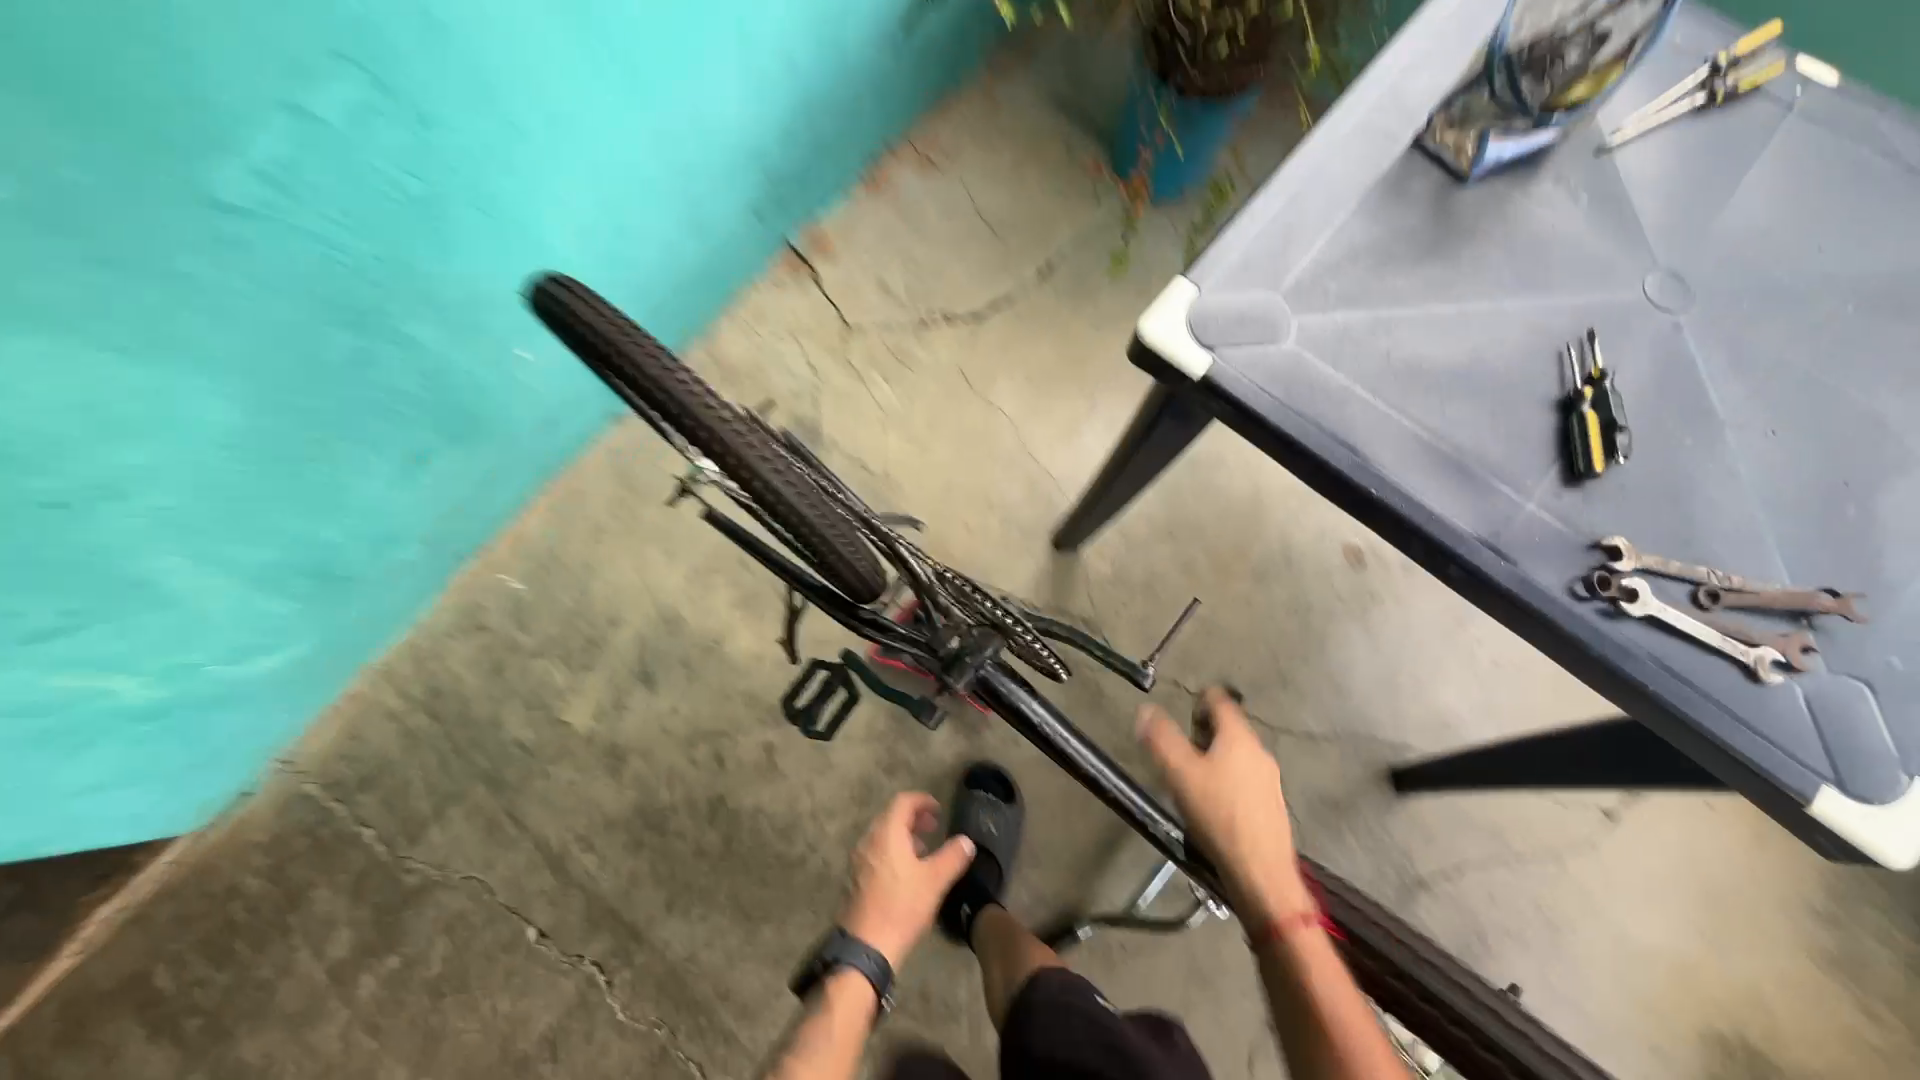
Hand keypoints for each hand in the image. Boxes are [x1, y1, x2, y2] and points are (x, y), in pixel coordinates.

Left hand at [838, 793, 976, 967]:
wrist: (866, 946)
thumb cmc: (902, 907)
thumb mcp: (935, 881)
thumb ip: (953, 857)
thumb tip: (966, 841)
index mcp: (886, 834)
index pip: (902, 802)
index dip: (922, 801)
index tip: (939, 810)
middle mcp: (868, 841)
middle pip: (890, 816)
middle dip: (913, 818)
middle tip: (933, 828)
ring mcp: (858, 860)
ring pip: (882, 835)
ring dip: (903, 835)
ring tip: (923, 850)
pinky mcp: (855, 878)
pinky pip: (875, 852)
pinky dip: (892, 850)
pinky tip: (906, 873)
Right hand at [1136, 688, 1311, 920]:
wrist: (1260, 870)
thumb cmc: (1217, 815)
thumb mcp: (1179, 774)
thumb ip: (1161, 740)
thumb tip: (1146, 710)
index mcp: (1238, 737)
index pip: (1220, 700)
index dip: (1199, 701)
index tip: (1182, 715)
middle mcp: (1259, 752)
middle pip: (1230, 728)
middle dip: (1204, 734)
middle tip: (1180, 751)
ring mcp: (1270, 780)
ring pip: (1238, 755)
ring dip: (1215, 759)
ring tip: (1192, 780)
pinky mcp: (1272, 805)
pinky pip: (1246, 780)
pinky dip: (1228, 781)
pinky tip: (1214, 806)